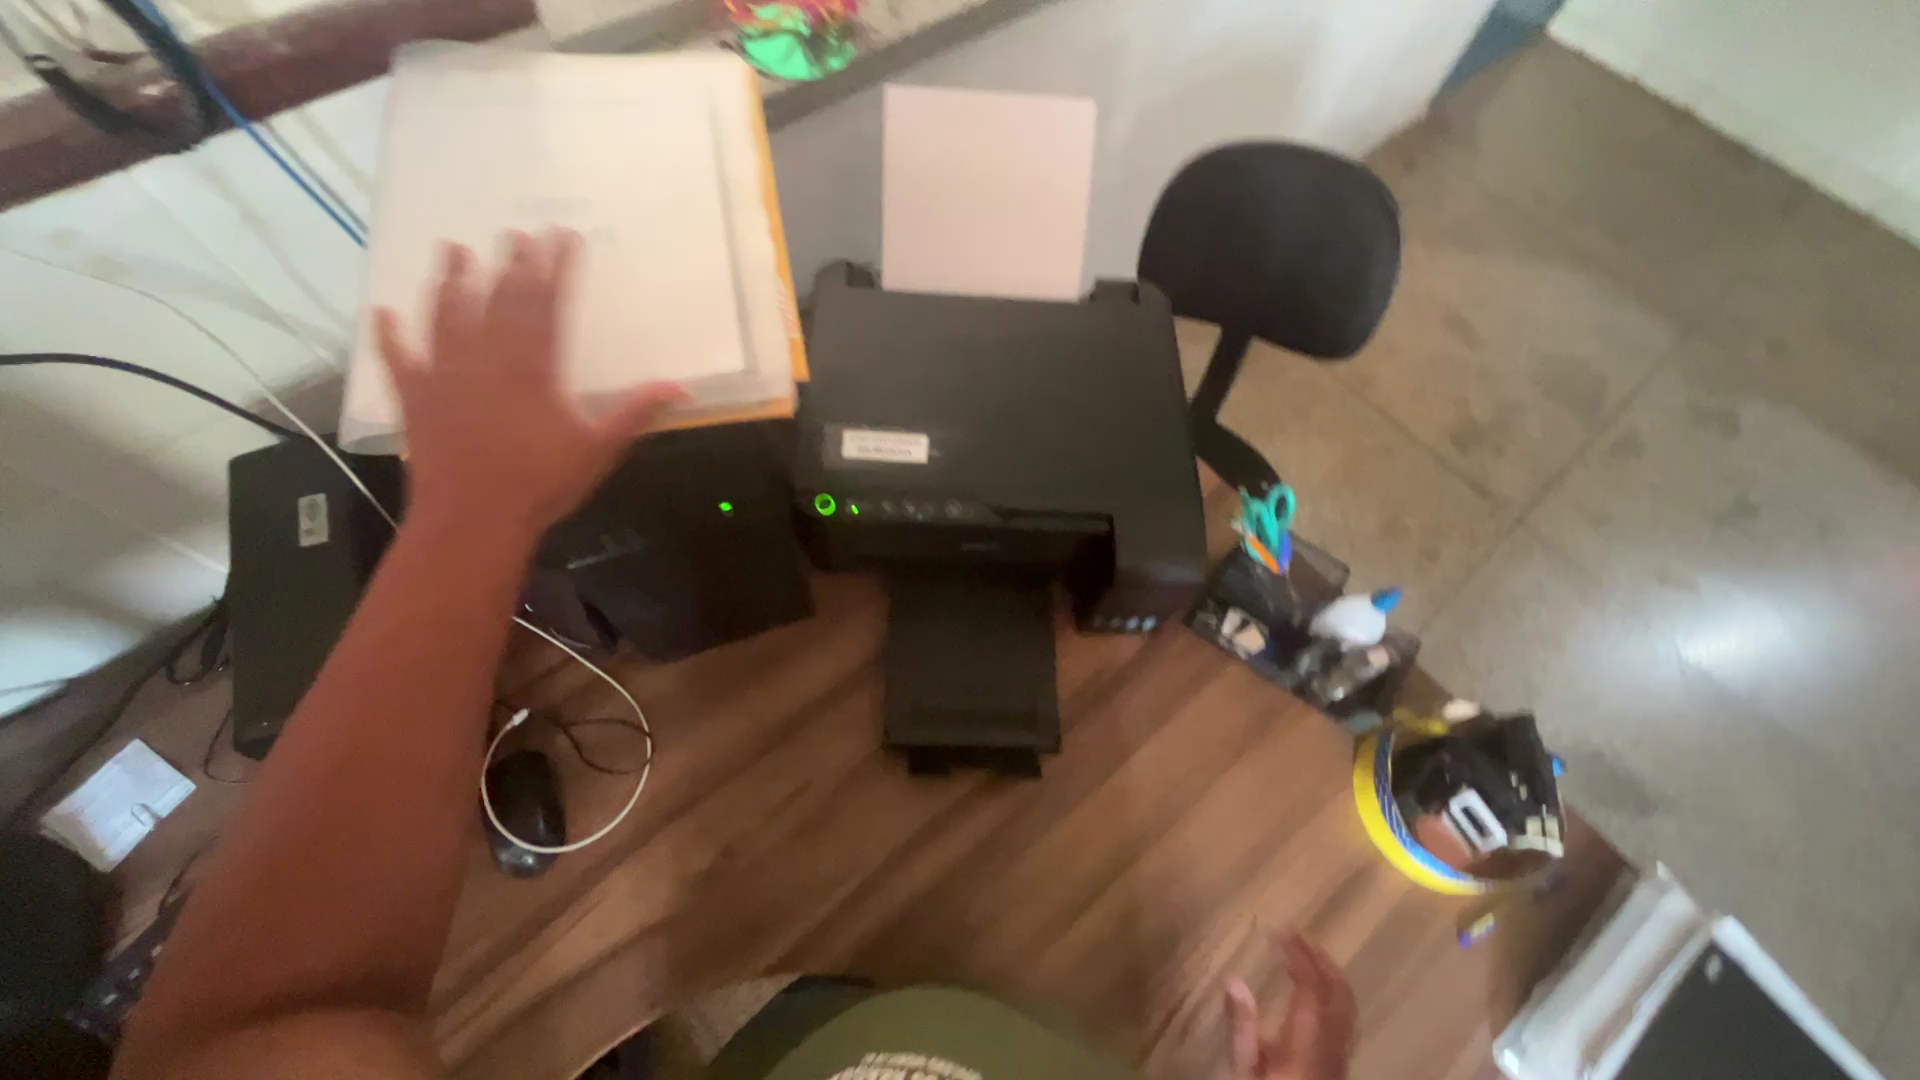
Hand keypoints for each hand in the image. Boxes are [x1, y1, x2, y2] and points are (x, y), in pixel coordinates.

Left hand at [375, 229, 687, 537]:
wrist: (474, 519)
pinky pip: (398, 359)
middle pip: (498, 301)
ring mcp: (445, 375)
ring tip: (453, 249)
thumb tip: (681, 389)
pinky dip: (389, 335)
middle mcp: (485, 359)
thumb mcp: (600, 449)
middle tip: (516, 233)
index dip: (555, 269)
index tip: (562, 238)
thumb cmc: (541, 483)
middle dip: (510, 265)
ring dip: (450, 281)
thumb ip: (636, 413)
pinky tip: (383, 313)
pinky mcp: (416, 398)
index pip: (546, 305)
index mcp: (532, 367)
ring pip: (445, 316)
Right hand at [1222, 934, 1357, 1079]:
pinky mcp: (1338, 1067)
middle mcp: (1332, 1047)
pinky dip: (1331, 995)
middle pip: (1340, 995)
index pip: (1312, 988)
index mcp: (1307, 1043)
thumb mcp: (1242, 1070)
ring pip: (1347, 1008)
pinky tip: (1311, 997)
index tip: (1281, 931)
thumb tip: (1234, 978)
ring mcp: (1340, 1059)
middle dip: (1322, 960)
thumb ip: (1240, 1026)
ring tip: (1307, 957)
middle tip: (1298, 936)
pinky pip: (1344, 1020)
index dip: (1300, 955)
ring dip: (1331, 977)